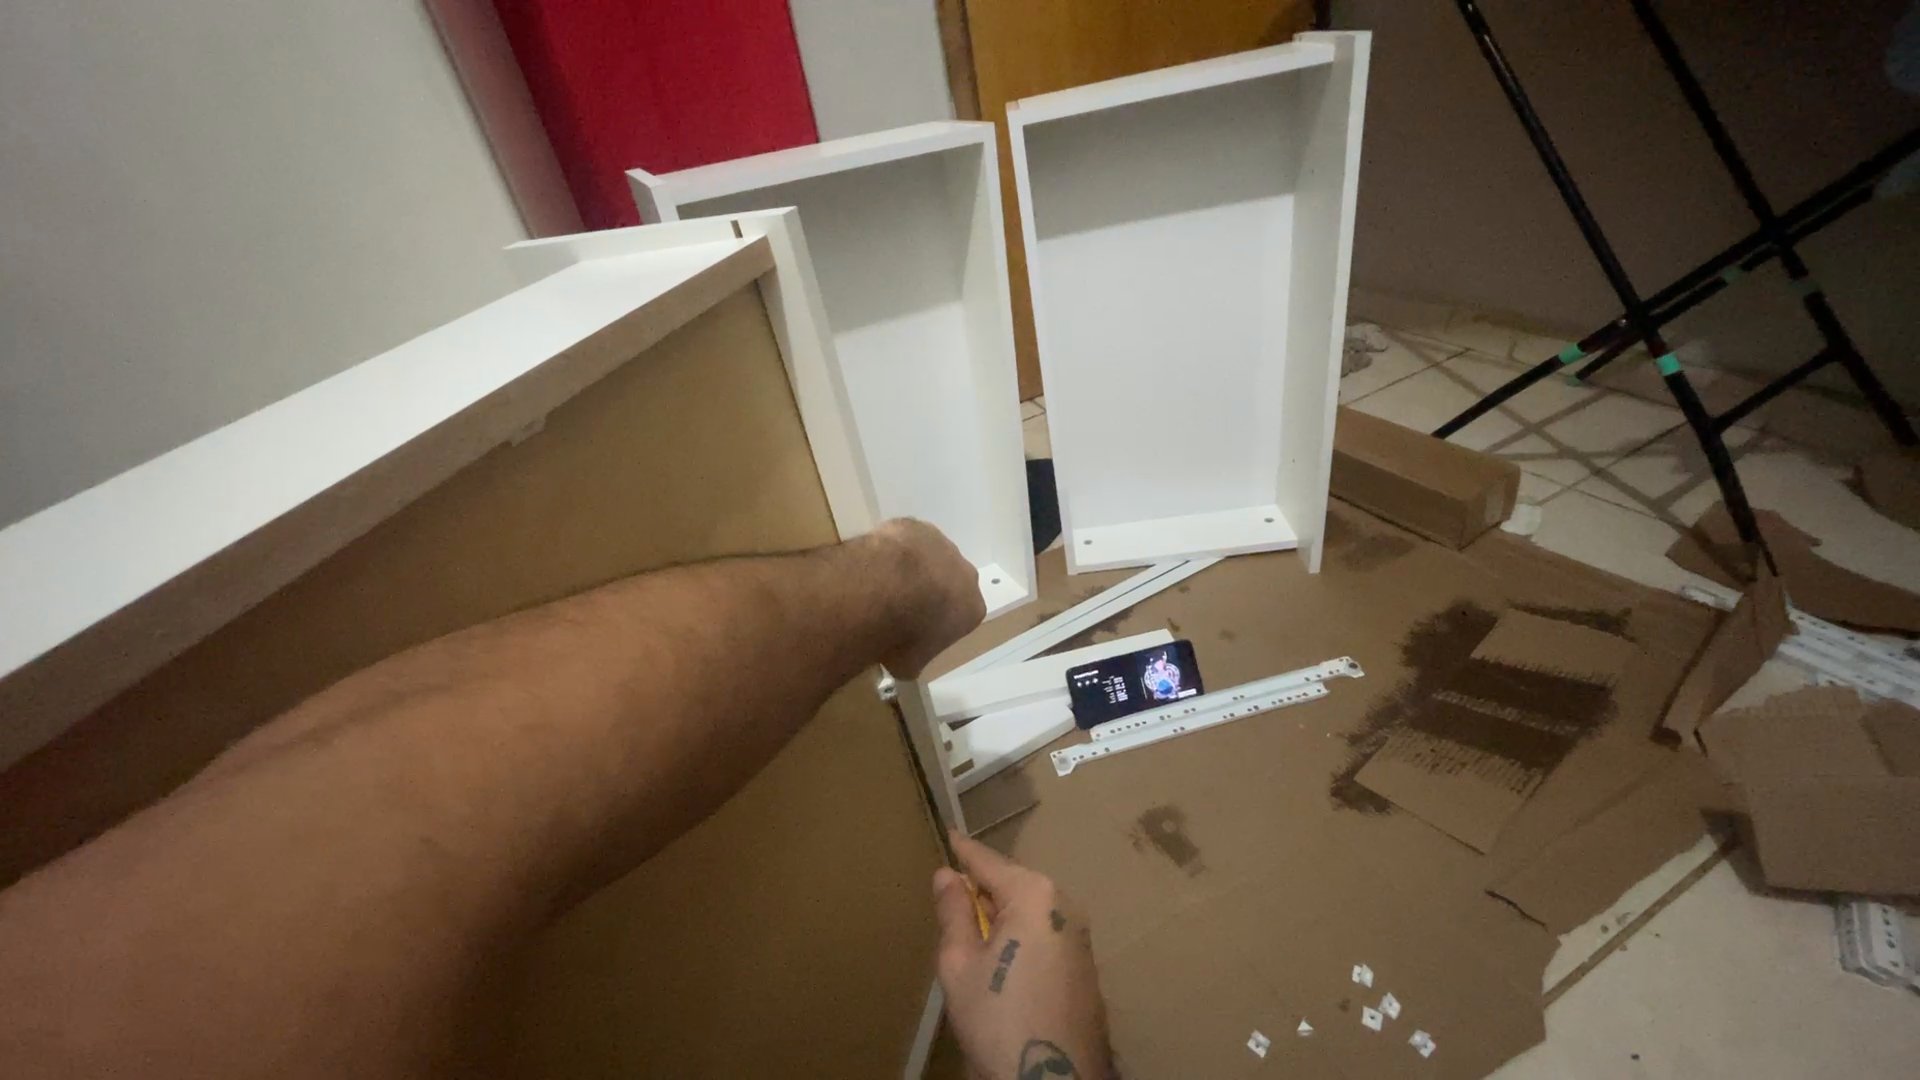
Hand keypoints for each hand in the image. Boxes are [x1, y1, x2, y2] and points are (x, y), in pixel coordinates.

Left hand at [868, 518, 985, 676]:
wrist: (883, 590)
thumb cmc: (903, 635)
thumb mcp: (910, 663)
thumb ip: (914, 659)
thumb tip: (905, 661)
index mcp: (972, 607)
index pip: (961, 616)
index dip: (938, 623)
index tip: (916, 630)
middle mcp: (964, 573)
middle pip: (950, 581)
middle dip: (930, 590)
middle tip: (900, 605)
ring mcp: (940, 544)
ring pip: (928, 555)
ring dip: (912, 566)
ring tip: (883, 582)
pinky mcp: (915, 525)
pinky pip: (904, 537)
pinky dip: (892, 547)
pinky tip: (873, 561)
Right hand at [934, 833, 1110, 1079]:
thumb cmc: (1000, 1020)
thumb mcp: (961, 964)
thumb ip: (954, 913)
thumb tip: (947, 875)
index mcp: (1034, 894)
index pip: (988, 862)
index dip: (964, 851)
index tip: (948, 834)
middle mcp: (1064, 904)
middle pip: (1013, 883)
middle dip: (984, 887)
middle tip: (952, 894)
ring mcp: (1080, 935)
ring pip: (1031, 909)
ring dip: (1003, 913)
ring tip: (973, 928)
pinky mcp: (1085, 965)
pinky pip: (1046, 932)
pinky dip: (1022, 934)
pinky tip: (1003, 958)